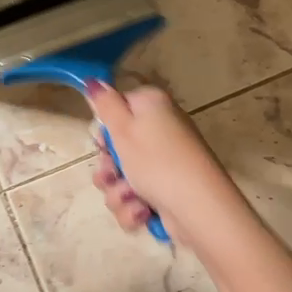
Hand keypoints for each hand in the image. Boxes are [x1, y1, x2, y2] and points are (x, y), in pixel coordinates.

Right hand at [85, 80, 238, 239]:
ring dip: (119, 192)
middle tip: (112, 174)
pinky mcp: (165, 192)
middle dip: (108, 168)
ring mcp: (163, 164)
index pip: (117, 108)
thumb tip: (93, 80)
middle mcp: (159, 130)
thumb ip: (105, 103)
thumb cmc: (157, 162)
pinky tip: (143, 211)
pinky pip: (134, 198)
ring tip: (132, 198)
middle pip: (116, 146)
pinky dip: (134, 208)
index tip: (102, 143)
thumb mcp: (123, 128)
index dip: (105, 128)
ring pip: (121, 177)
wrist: (198, 209)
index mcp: (152, 107)